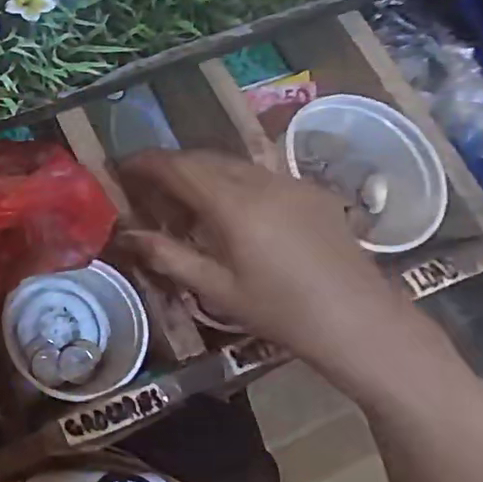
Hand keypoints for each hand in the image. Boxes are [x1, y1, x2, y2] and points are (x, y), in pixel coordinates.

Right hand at [114, 150, 431, 378]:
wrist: (362, 323)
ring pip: (232, 162)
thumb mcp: (214, 288)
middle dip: (169, 165)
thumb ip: (166, 255)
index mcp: (233, 205)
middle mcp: (261, 182)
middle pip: (203, 158)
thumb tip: (124, 235)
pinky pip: (258, 173)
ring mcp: (291, 183)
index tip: (120, 168)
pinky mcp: (312, 192)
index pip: (177, 167)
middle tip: (144, 184)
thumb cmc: (280, 310)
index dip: (145, 163)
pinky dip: (229, 179)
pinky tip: (227, 207)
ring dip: (199, 170)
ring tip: (180, 195)